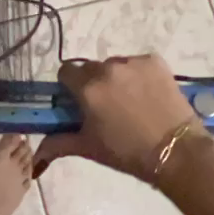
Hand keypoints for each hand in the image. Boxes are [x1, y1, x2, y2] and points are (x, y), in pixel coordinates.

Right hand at [33, 55, 200, 180]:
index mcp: (87, 88)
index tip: (78, 102)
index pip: (66, 72)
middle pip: (90, 68)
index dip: (70, 87)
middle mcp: (107, 68)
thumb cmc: (128, 153)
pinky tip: (148, 96)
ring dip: (116, 79)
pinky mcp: (155, 61)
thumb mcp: (89, 148)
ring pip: (114, 66)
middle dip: (93, 83)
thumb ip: (58, 143)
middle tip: (106, 107)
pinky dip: (138, 76)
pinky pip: (137, 64)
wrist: (177, 152)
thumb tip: (36, 153)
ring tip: (131, 103)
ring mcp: (133, 62)